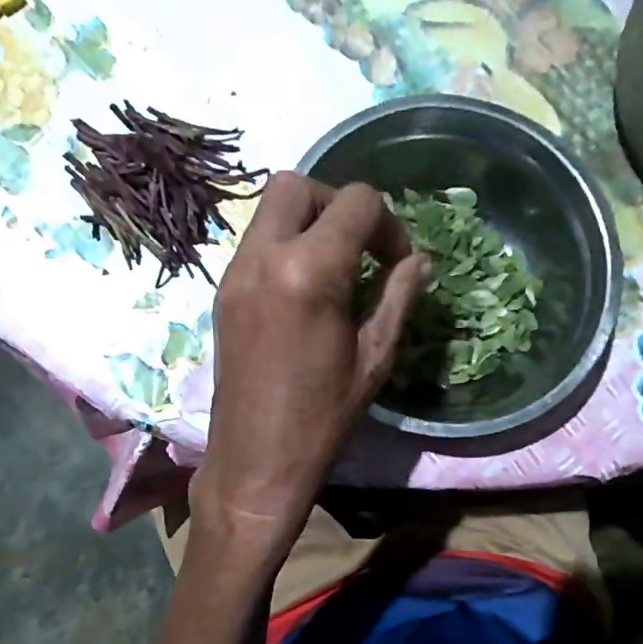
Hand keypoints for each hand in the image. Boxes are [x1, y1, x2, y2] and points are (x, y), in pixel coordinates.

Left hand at [194, 173, 429, 529]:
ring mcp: (234, 272)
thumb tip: (420, 259)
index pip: (355, 201)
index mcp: (309, 270)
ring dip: (307, 221)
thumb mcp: (375, 356)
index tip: (396, 261)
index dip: (387, 223)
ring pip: (268, 208)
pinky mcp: (222, 291)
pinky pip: (254, 241)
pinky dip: (283, 244)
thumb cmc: (323, 416)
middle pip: (297, 184)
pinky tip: (304, 288)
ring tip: (334, 267)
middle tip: (359, 248)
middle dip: (336, 203)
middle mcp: (263, 257)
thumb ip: (398, 295)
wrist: (256, 458)